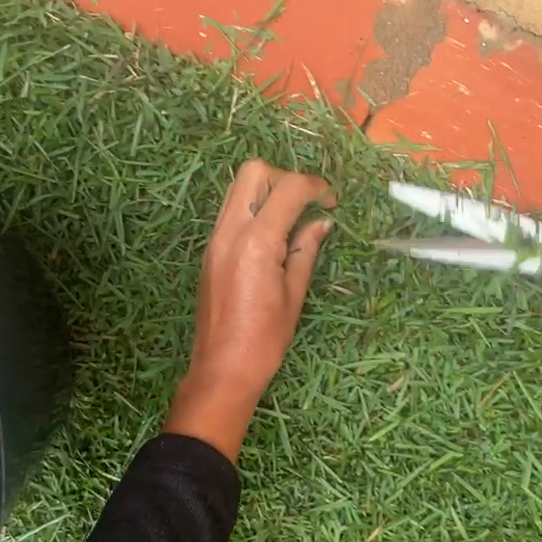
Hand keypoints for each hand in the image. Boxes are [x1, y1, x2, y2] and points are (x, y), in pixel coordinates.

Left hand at [165, 160, 335, 461]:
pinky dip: (253, 210)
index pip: (289, 189)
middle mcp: (230, 232)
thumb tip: (321, 223)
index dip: (316, 187)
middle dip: (285, 178)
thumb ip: (306, 251)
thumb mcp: (294, 295)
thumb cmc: (264, 340)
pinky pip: (231, 212)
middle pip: (254, 173)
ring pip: (238, 189)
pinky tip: (272, 236)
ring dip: (267, 191)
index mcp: (256, 242)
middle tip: (306, 203)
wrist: (222, 368)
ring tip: (291, 218)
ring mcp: (215, 240)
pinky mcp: (209, 252)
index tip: (332, 202)